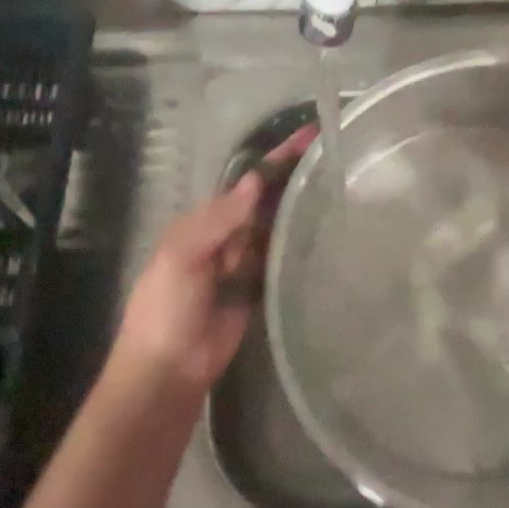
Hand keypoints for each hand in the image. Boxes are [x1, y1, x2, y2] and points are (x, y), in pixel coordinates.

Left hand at [113, 125, 315, 390]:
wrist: (167, 372)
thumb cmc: (166, 309)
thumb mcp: (181, 258)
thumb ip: (218, 220)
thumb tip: (256, 181)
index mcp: (204, 222)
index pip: (247, 181)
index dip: (276, 158)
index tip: (309, 136)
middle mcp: (227, 235)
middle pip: (267, 199)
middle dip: (295, 176)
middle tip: (337, 155)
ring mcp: (245, 263)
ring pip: (278, 226)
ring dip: (303, 205)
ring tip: (343, 183)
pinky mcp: (260, 289)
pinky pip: (283, 259)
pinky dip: (302, 243)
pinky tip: (329, 230)